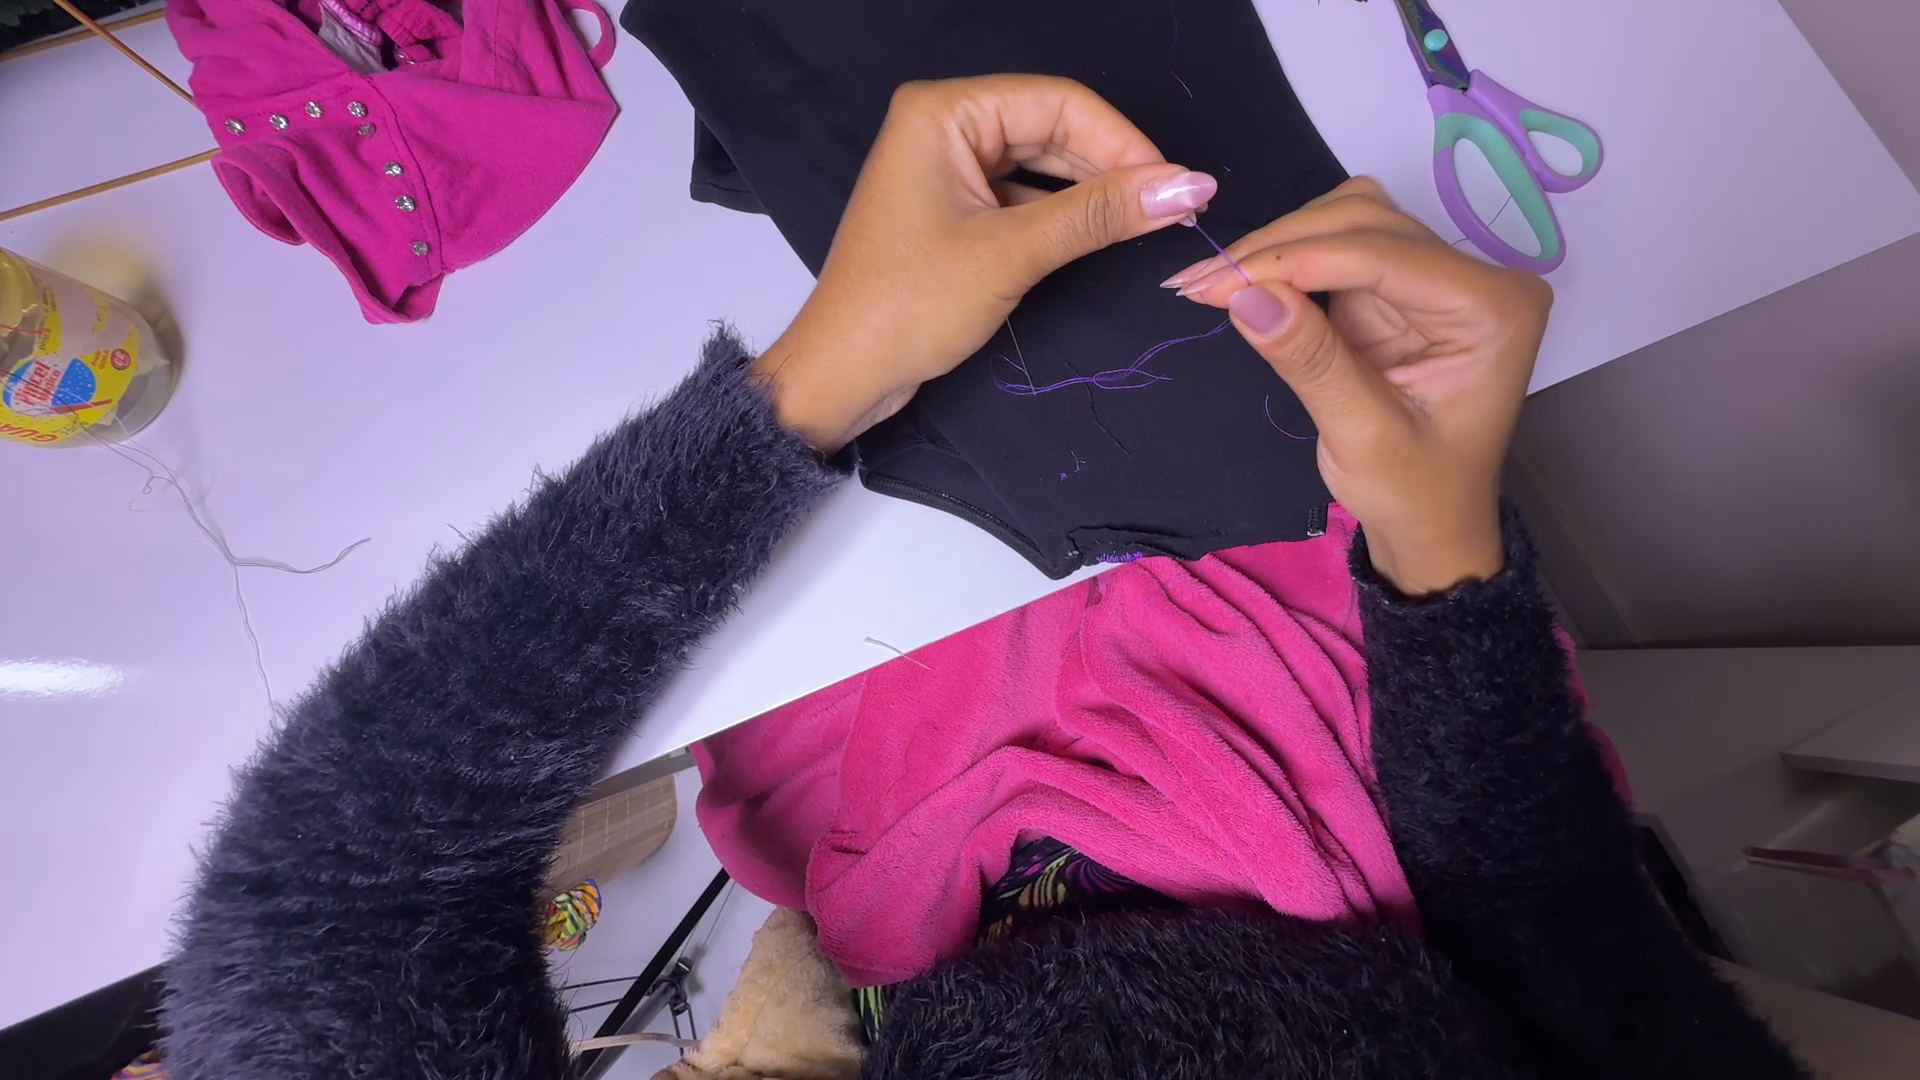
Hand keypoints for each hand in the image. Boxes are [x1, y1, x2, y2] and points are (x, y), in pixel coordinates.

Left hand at [752, 76, 1216, 451]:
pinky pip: (1015, 204)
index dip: (1123, 141)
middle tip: (1168, 207)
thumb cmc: (907, 307)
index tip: (1175, 184)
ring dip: (1085, 197)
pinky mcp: (947, 218)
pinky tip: (1090, 238)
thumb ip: (1096, 215)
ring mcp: (942, 176)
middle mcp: (940, 131)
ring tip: (1141, 223)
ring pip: (1034, 170)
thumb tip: (1184, 186)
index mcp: (943, 113)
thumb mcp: (1009, 254)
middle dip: (1108, 169)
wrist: (844, 373)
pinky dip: (1053, 221)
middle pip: (1048, 131)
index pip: (1058, 102)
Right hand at [1169, 178, 1552, 593]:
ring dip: (1274, 248)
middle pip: (1364, 221)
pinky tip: (1238, 285)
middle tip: (1198, 284)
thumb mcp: (1361, 436)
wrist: (1430, 521)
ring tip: (1210, 284)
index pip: (1380, 254)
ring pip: (1346, 225)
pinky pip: (1333, 256)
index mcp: (1490, 308)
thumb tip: (1243, 297)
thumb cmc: (1412, 492)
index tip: (1212, 284)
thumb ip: (1310, 360)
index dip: (1290, 261)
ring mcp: (1430, 283)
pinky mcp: (1392, 296)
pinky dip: (1281, 266)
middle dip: (1276, 247)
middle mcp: (1469, 278)